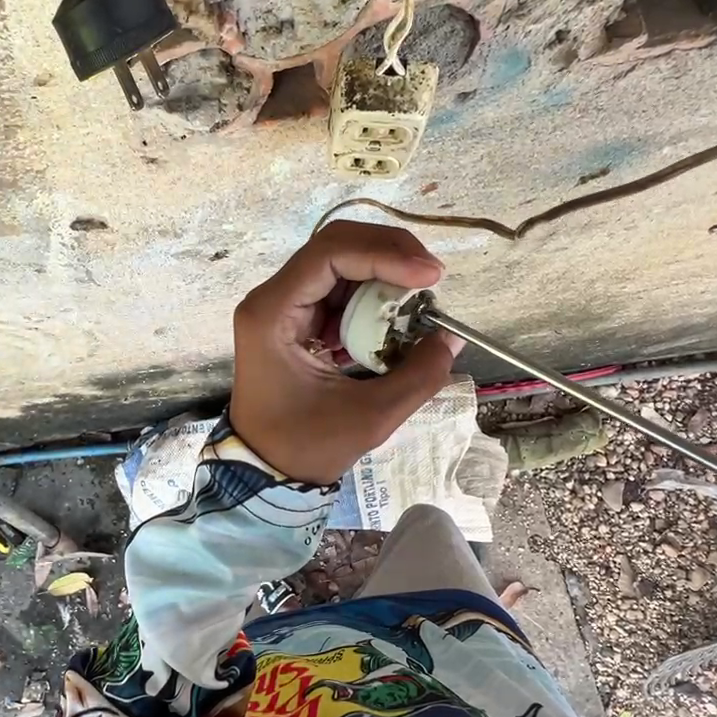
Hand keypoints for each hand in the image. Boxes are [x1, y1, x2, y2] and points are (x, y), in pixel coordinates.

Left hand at [229, 221, 461, 484]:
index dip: (383, 254)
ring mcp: (282, 306)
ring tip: (421, 297)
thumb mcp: (369, 417)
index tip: (431, 277)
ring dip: (384, 274)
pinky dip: (373, 296)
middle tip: (433, 278)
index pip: (328, 255)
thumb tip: (451, 338)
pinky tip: (399, 315)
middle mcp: (271, 299)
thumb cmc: (305, 445)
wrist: (265, 469)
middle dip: (388, 254)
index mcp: (271, 313)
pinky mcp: (296, 319)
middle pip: (333, 247)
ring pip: (339, 264)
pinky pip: (339, 290)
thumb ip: (416, 376)